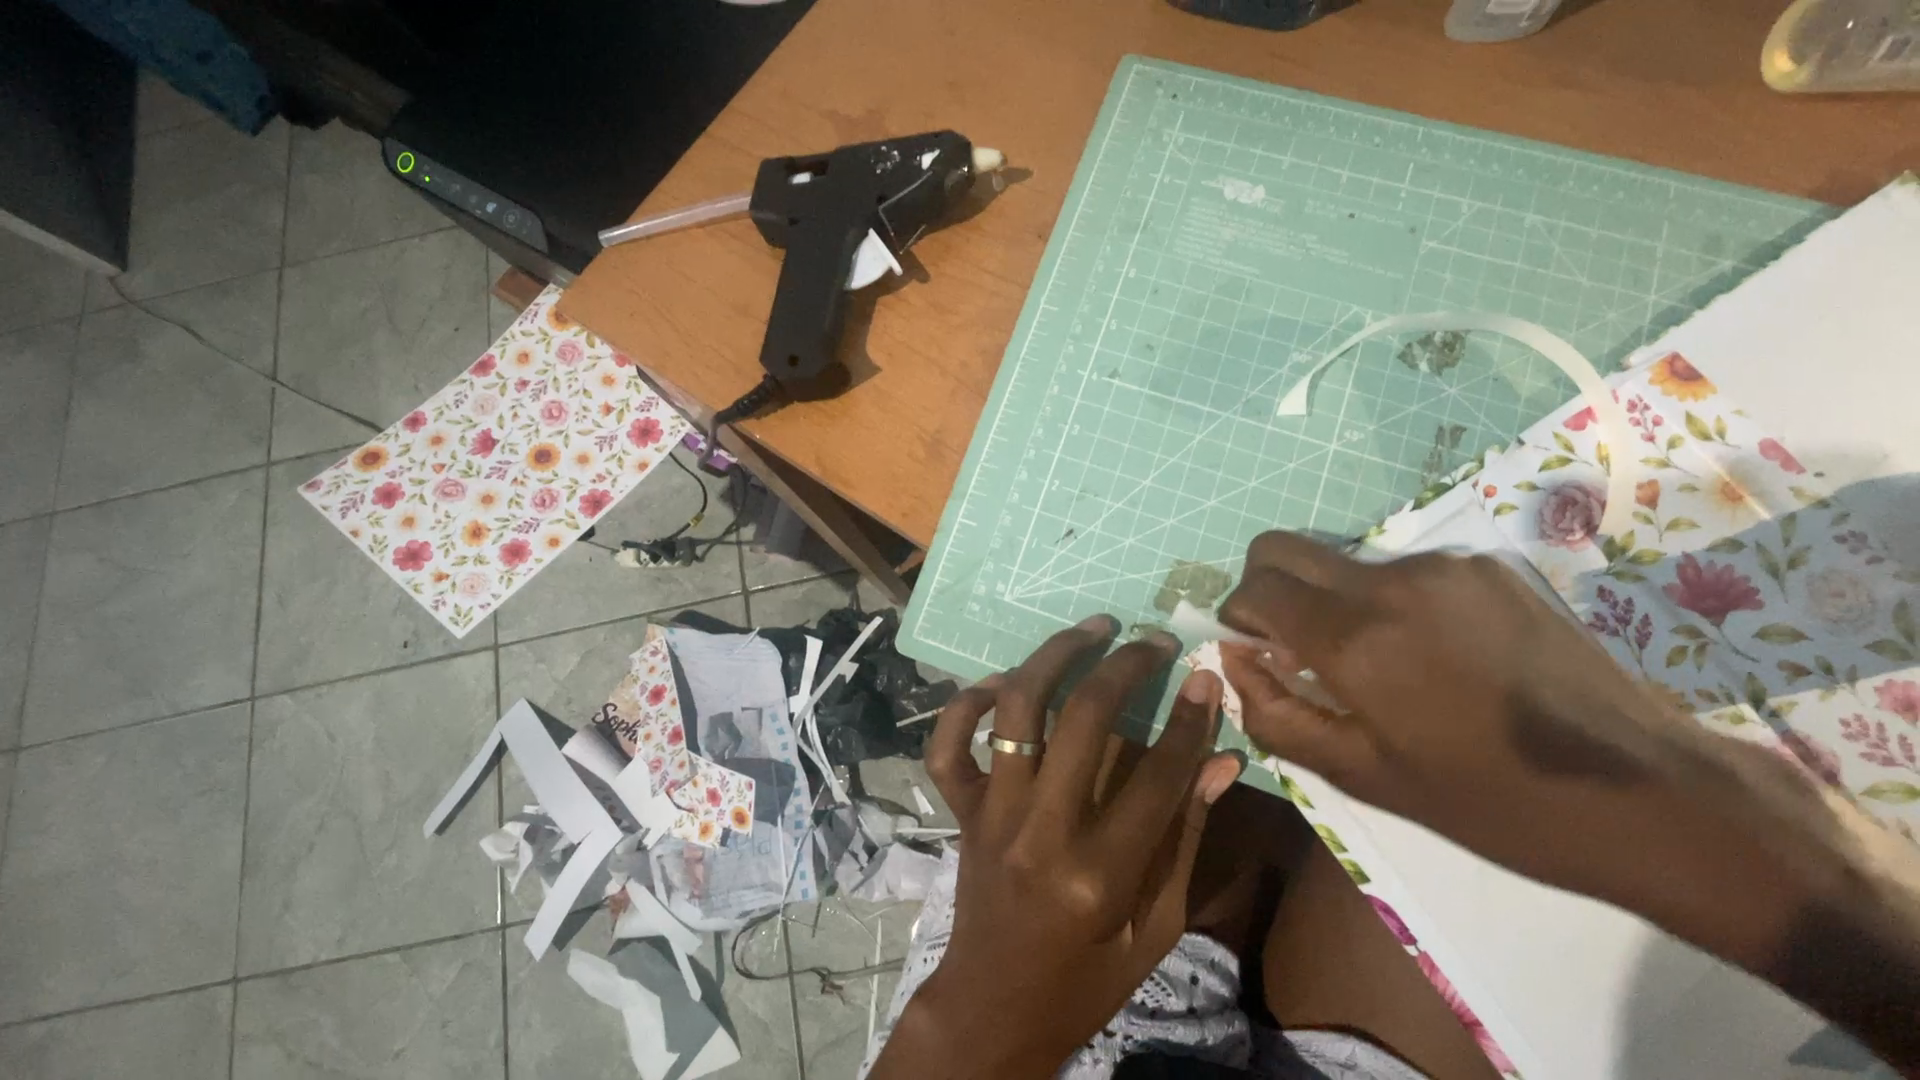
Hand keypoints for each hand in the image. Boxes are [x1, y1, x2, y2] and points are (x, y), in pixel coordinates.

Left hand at [872, 617, 1243, 1078]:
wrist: (994, 1008)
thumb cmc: (1086, 980)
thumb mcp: (1155, 928)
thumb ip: (1184, 839)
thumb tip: (1219, 761)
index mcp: (1100, 873)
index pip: (1158, 775)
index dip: (1190, 719)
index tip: (1205, 676)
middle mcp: (1041, 830)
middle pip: (1085, 720)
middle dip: (1127, 667)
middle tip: (1154, 641)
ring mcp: (992, 814)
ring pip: (1018, 711)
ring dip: (1055, 657)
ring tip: (1092, 629)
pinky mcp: (961, 811)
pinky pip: (948, 745)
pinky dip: (967, 704)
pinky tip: (1005, 684)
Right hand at [1216, 531, 1785, 904]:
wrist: (1643, 789)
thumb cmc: (1490, 800)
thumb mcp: (1365, 776)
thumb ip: (1278, 713)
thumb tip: (1235, 659)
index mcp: (1355, 639)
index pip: (1257, 586)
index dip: (1238, 614)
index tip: (1256, 650)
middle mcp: (1391, 583)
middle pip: (1285, 548)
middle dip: (1268, 587)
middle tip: (1295, 646)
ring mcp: (1446, 567)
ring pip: (1347, 563)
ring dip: (1339, 603)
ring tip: (1390, 669)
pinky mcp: (1490, 568)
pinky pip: (1407, 573)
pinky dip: (1395, 605)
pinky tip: (1443, 659)